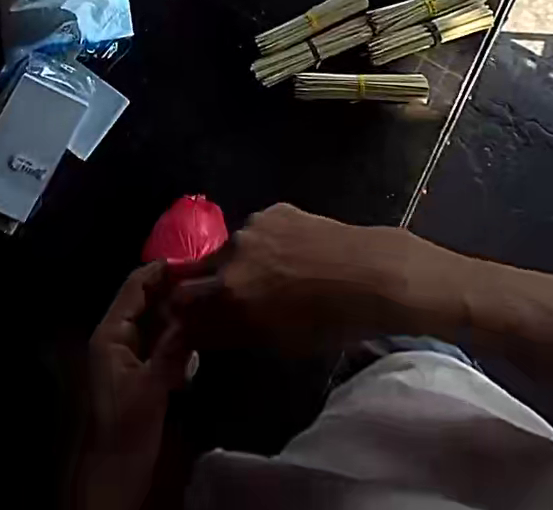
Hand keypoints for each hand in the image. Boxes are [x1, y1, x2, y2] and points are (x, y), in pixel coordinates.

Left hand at [72, 262, 192, 509]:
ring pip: (150, 318)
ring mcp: (124, 353)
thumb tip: (193, 307)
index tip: (191, 261)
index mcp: (110, 333)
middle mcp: (114, 336)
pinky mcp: (136, 370)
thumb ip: (173, 345)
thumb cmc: (127, 430)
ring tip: (204, 298)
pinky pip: (155, 339)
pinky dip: (173, 331)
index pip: (134, 287)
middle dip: (170, 288)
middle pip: (142, 299)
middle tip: (204, 279)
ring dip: (174, 308)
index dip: (159, 271)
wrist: (112, 478)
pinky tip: (196, 328)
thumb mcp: (153, 385)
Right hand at [170, 203, 447, 350]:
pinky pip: (257, 231)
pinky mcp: (272, 210)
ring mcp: (252, 227)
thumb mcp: (276, 342)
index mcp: (229, 293)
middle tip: (227, 297)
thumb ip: (232, 332)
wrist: (369, 273)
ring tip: (272, 274)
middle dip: (204, 286)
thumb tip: (204, 330)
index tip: (192, 320)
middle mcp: (231, 254)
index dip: (184, 313)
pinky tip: (293, 253)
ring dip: (239, 263)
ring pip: (231, 249)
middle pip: (198, 271)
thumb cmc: (328, 322)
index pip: (183, 303)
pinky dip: (265, 244)